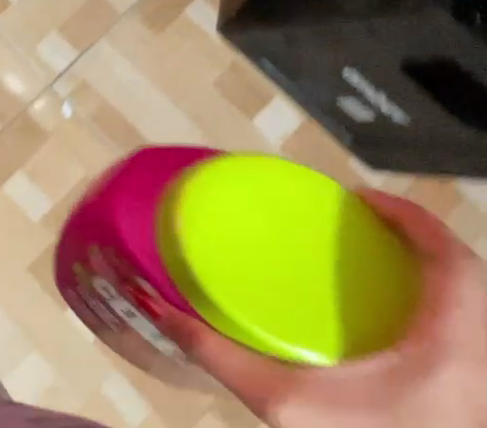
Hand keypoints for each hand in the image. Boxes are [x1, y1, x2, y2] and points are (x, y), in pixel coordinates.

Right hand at [155, 190, 486, 427]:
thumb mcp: (282, 402)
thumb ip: (213, 349)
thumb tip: (146, 298)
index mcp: (453, 345)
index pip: (453, 260)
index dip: (412, 218)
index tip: (356, 196)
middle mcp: (482, 358)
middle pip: (468, 281)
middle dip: (416, 243)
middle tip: (352, 226)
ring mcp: (480, 381)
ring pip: (471, 312)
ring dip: (428, 279)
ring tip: (365, 266)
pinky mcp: (470, 399)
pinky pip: (464, 338)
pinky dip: (433, 314)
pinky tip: (386, 324)